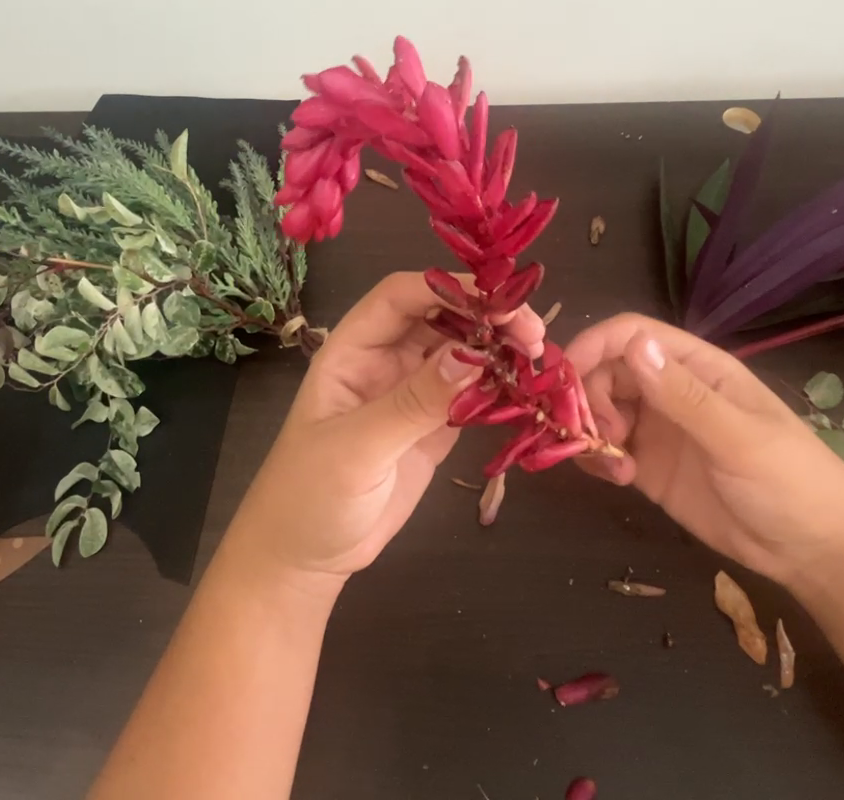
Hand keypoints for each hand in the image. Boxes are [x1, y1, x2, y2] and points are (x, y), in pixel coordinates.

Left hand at [219, 272, 543, 591]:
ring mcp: (410, 393)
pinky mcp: (432, 426)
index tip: (500, 301)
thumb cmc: (311, 495)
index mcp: (352, 350)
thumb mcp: (357, 448)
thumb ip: (413, 402)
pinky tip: (525, 386)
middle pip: (438, 316)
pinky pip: (470, 392)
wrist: (305, 556)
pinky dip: (497, 386)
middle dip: (484, 315)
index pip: (400, 297)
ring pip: (459, 351)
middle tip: (533, 334)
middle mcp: (383, 361)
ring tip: (538, 356)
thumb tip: (472, 355)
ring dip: (496, 347)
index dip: (448, 288)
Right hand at [565, 313, 843, 584]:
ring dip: (589, 431)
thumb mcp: (738, 437)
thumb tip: (633, 345)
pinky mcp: (647, 466)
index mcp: (696, 368)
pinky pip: (604, 450)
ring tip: (612, 465)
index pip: (629, 336)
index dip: (591, 347)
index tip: (562, 379)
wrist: (815, 553)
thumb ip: (683, 395)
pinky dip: (596, 459)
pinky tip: (617, 479)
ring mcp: (657, 428)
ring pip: (598, 410)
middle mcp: (669, 391)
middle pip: (604, 372)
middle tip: (594, 435)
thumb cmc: (791, 482)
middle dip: (587, 398)